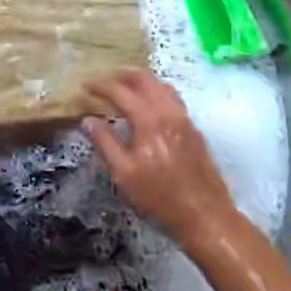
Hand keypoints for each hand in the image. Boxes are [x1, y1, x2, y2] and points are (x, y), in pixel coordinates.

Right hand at [82, 70, 239, 249]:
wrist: (206, 216)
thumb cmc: (160, 197)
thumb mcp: (124, 174)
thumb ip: (105, 142)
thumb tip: (88, 120)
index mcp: (149, 119)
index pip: (120, 90)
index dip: (100, 85)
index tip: (85, 86)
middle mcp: (168, 110)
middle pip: (144, 78)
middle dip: (121, 75)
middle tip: (104, 82)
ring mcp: (184, 117)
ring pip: (160, 85)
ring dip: (140, 81)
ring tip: (124, 90)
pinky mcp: (193, 128)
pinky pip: (172, 98)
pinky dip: (156, 92)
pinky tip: (148, 107)